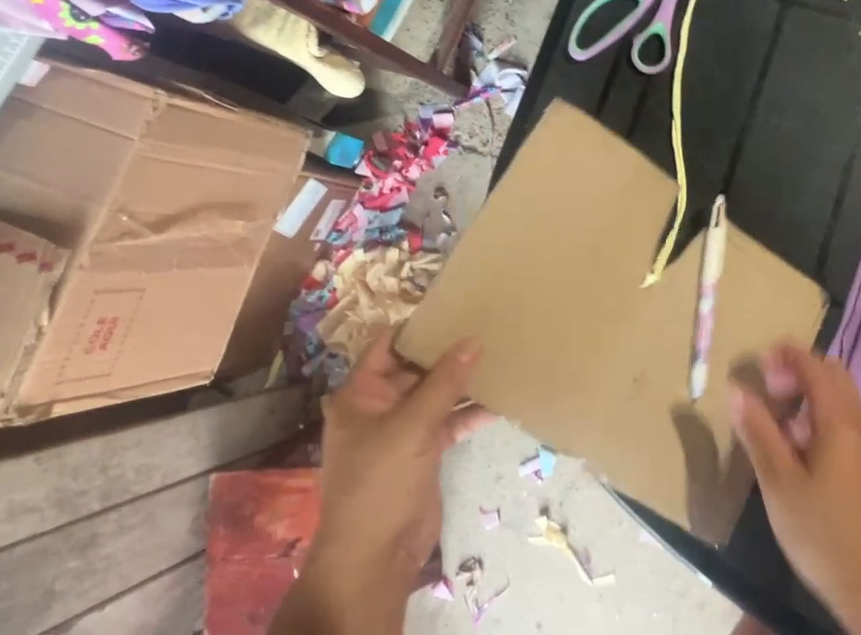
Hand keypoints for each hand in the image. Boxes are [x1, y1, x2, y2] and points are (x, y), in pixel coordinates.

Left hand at [273, 334, 488, 634]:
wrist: (376, 554)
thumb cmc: (380, 481)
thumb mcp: (412, 425)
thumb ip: (444, 382)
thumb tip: (474, 339)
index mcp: (360, 393)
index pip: (387, 344)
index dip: (417, 324)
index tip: (454, 304)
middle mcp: (379, 406)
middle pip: (415, 367)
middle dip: (447, 351)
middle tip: (487, 324)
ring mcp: (402, 431)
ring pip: (435, 395)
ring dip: (463, 382)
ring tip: (500, 355)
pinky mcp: (423, 452)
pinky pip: (448, 422)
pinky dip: (469, 413)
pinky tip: (500, 400)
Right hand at [731, 344, 860, 634]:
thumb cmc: (822, 531)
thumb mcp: (779, 483)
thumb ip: (759, 432)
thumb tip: (738, 389)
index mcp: (840, 421)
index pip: (816, 366)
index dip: (786, 356)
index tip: (757, 364)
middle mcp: (860, 425)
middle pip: (833, 376)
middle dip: (799, 371)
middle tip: (767, 388)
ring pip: (841, 400)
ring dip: (809, 395)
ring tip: (775, 418)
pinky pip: (845, 423)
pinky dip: (819, 417)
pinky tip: (797, 449)